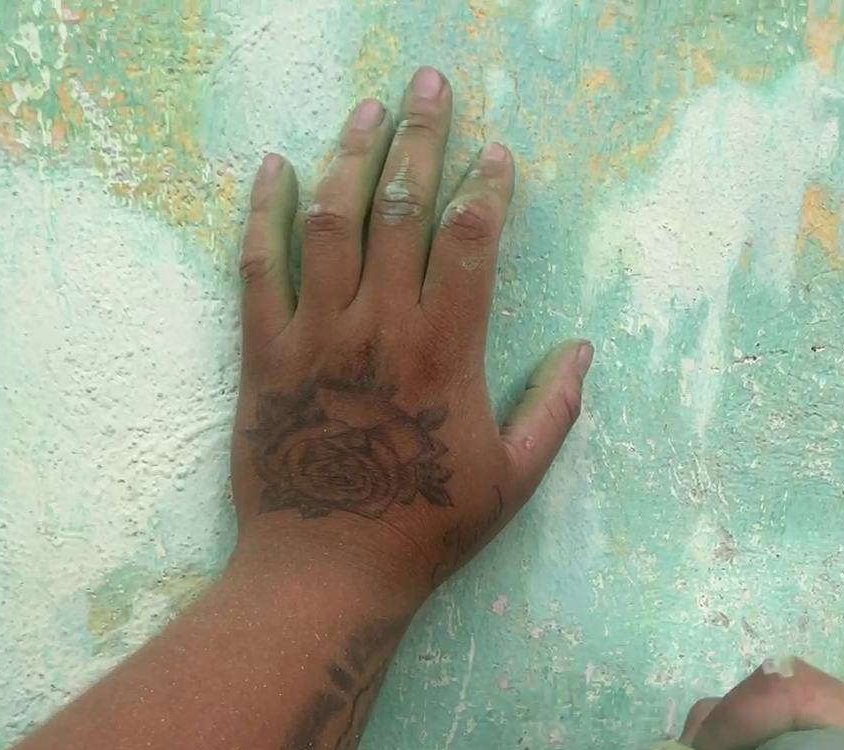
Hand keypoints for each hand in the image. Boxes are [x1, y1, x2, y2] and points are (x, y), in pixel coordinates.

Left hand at [230, 66, 590, 599]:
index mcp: (447, 355)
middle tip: (430, 85)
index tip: (497, 154)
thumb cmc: (426, 530)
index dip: (487, 189)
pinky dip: (263, 213)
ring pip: (331, 223)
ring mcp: (316, 336)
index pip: (470, 243)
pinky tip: (273, 169)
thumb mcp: (512, 481)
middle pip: (401, 210)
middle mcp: (381, 328)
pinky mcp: (263, 355)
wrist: (328, 571)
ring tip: (367, 109)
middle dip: (421, 139)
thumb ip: (553, 413)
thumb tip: (585, 352)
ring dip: (350, 157)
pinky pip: (258, 267)